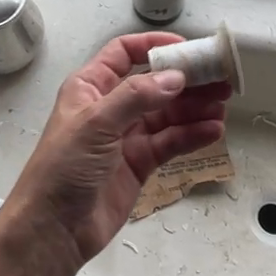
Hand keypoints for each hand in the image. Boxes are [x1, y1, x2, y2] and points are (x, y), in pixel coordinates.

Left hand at [7, 32, 230, 265]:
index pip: (124, 54)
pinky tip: (213, 131)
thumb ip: (137, 97)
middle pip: (154, 84)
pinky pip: (169, 142)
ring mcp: (126, 136)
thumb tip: (176, 77)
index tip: (187, 47)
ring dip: (194, 108)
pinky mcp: (139, 164)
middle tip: (219, 79)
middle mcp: (110, 107)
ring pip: (166, 114)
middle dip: (186, 80)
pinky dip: (191, 135)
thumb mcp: (96, 123)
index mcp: (90, 87)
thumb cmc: (64, 167)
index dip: (154, 46)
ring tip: (222, 105)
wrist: (53, 229)